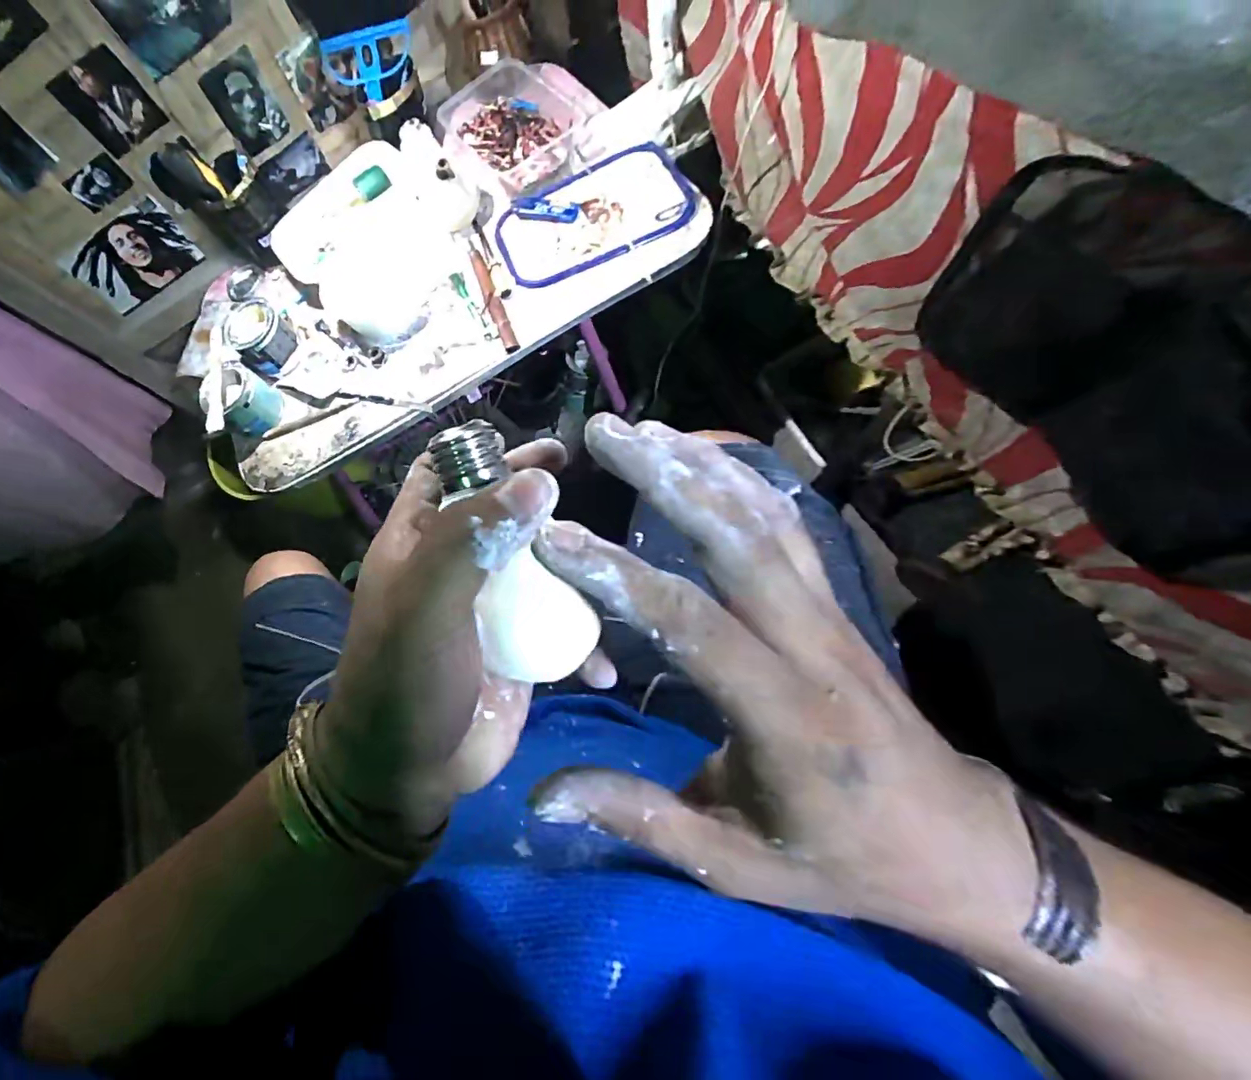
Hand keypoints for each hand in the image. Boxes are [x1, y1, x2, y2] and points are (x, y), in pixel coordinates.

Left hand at [312, 439, 565, 841]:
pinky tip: (602, 666)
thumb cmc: (403, 677)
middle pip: (502, 516)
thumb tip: (534, 480)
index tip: (544, 451)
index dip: (486, 454)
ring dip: (578, 570)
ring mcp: (487, 610)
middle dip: (544, 505)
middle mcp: (452, 567)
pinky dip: (584, 640)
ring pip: (540, 567)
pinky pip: (559, 628)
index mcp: (415, 542)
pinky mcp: (517, 652)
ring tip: (613, 578)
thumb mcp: (425, 601)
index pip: (444, 475)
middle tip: (590, 497)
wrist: (406, 769)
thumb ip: (469, 538)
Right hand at [529, 416, 1036, 951]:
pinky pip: (788, 526)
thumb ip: (639, 819)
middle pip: (741, 540)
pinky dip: (742, 479)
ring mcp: (833, 617)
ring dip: (702, 464)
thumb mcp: (735, 863)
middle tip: (603, 434)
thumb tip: (541, 799)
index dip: (617, 575)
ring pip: (769, 519)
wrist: (967, 849)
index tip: (553, 537)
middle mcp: (814, 647)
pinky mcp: (835, 605)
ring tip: (640, 429)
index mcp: (787, 713)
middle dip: (667, 477)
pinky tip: (699, 453)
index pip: (692, 623)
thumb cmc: (841, 860)